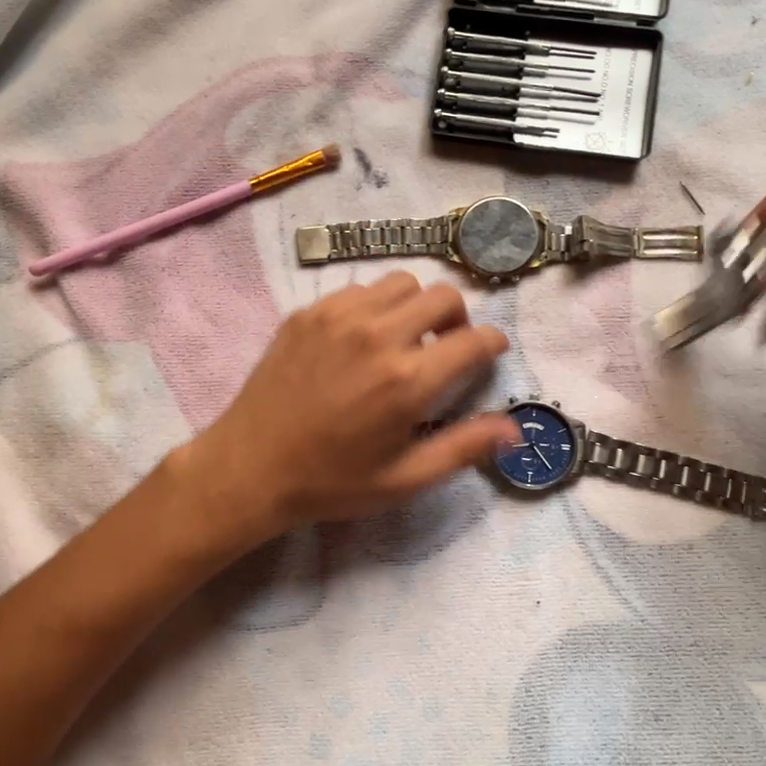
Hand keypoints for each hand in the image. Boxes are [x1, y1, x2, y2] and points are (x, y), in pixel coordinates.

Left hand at [181, 272, 516, 540]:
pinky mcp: (309, 313)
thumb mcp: (404, 478)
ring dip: (415, 306)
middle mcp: (378, 335)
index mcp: (408, 380)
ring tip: (404, 337)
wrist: (250, 467)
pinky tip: (361, 338)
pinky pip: (358, 289)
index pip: (474, 340)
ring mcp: (339, 317)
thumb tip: (515, 430)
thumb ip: (463, 447)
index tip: (490, 352)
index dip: (493, 344)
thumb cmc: (332, 482)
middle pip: (444, 296)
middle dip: (458, 319)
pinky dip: (374, 306)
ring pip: (402, 283)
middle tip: (447, 345)